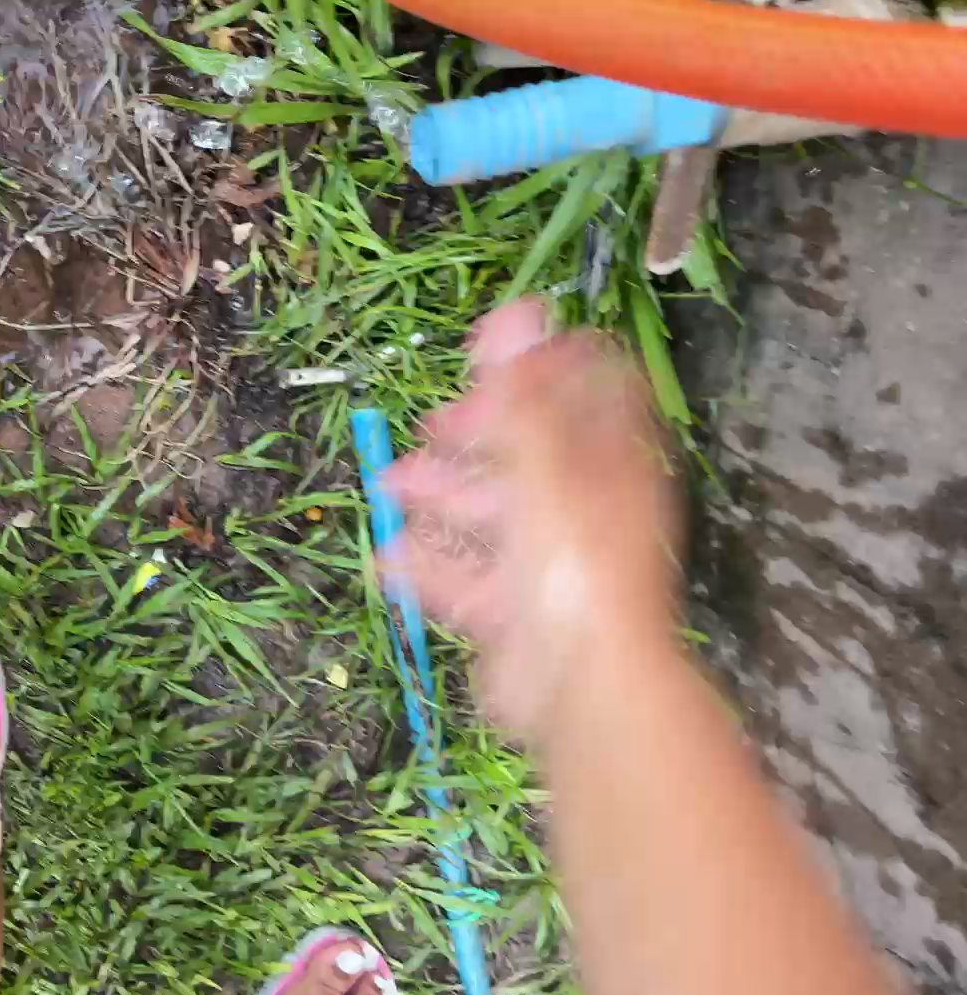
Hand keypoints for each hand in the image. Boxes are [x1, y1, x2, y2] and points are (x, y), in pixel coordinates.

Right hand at [384, 298, 680, 736]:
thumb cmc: (566, 568)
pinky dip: (428, 564)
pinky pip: (464, 573)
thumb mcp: (540, 472)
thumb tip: (517, 310)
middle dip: (472, 437)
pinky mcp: (512, 604)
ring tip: (389, 491)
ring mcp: (545, 558)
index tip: (486, 353)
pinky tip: (391, 558)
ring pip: (487, 514)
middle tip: (431, 429)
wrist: (574, 684)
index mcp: (604, 466)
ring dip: (437, 499)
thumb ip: (521, 398)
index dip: (539, 365)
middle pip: (526, 453)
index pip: (585, 392)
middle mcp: (581, 506)